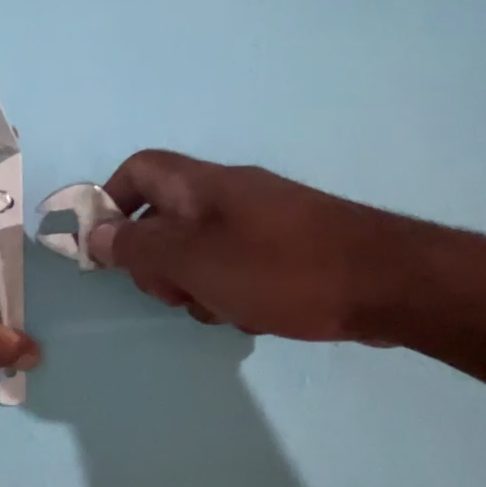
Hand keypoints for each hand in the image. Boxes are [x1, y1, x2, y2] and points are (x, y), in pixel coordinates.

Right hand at [93, 150, 423, 341]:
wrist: (388, 283)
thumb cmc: (280, 269)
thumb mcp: (193, 262)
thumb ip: (138, 249)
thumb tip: (97, 234)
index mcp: (201, 186)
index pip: (137, 171)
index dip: (110, 203)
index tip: (104, 249)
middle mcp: (228, 196)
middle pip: (163, 217)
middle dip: (154, 260)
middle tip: (171, 291)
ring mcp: (259, 222)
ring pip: (196, 251)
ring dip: (192, 284)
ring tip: (217, 309)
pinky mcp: (285, 250)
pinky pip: (233, 267)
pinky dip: (227, 292)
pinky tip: (247, 315)